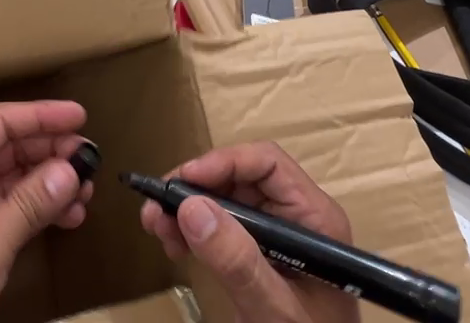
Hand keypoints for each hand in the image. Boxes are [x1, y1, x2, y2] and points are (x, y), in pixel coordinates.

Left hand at [0, 101, 95, 322]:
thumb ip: (33, 201)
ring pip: (14, 177)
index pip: (2, 121)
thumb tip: (72, 169)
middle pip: (10, 146)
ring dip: (50, 183)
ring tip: (86, 192)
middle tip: (91, 159)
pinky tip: (68, 217)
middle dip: (51, 151)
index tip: (80, 117)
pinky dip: (39, 209)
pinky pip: (11, 206)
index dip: (42, 115)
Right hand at [138, 142, 359, 322]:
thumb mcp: (273, 310)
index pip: (268, 164)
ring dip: (187, 208)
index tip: (183, 180)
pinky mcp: (258, 253)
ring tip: (155, 225)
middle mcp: (296, 217)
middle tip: (156, 207)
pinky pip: (221, 225)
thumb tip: (191, 207)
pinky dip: (193, 229)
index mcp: (314, 218)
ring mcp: (276, 234)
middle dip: (195, 188)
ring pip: (225, 199)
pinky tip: (172, 243)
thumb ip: (237, 262)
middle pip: (240, 178)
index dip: (224, 162)